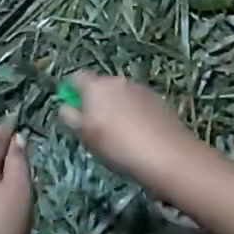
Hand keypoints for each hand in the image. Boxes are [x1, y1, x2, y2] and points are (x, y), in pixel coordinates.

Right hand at [56, 73, 215, 191]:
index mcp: (95, 86)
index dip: (72, 91)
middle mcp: (117, 80)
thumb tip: (66, 106)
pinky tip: (139, 135)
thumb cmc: (117, 146)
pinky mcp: (158, 100)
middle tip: (96, 126)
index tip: (74, 109)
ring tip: (120, 134)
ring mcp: (140, 88)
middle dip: (96, 101)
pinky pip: (138, 103)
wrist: (167, 155)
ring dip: (116, 107)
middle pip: (100, 85)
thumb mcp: (85, 136)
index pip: (76, 78)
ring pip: (120, 94)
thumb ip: (70, 117)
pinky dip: (134, 113)